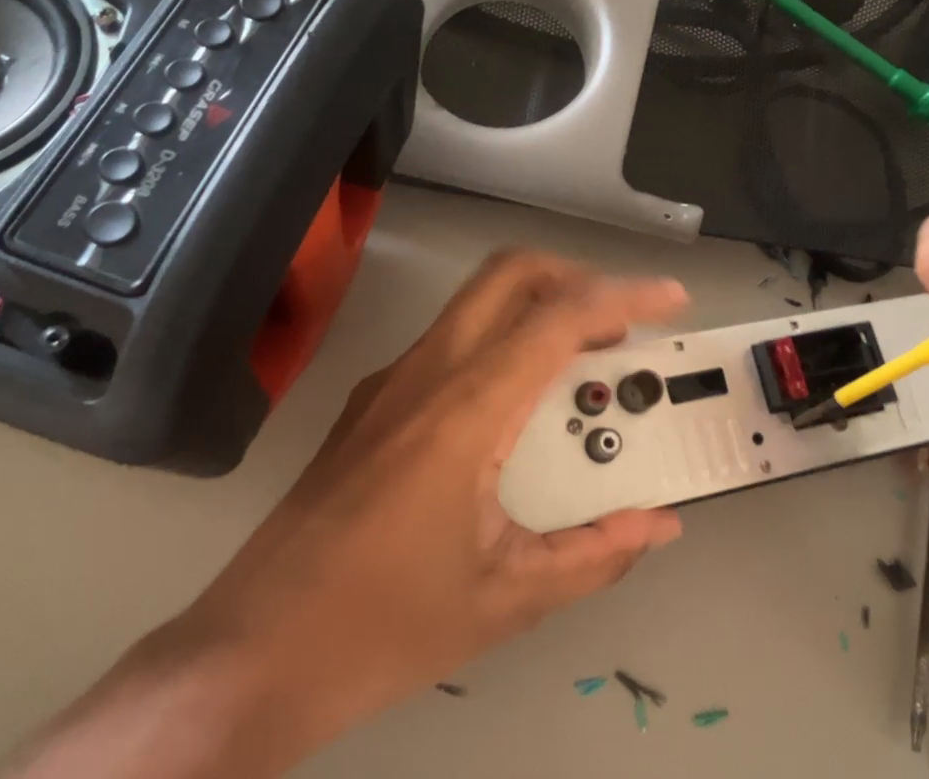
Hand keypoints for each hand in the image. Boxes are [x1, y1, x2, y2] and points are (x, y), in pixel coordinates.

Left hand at [186, 256, 685, 746]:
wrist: (257, 652)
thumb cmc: (384, 626)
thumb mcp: (509, 597)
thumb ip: (595, 555)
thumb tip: (658, 526)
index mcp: (463, 412)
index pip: (555, 321)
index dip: (623, 296)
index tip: (671, 299)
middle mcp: (422, 377)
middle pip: (506, 276)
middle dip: (576, 278)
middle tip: (625, 322)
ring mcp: (388, 388)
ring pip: (473, 306)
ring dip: (536, 312)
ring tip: (586, 367)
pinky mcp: (370, 410)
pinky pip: (448, 347)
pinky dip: (500, 348)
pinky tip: (520, 415)